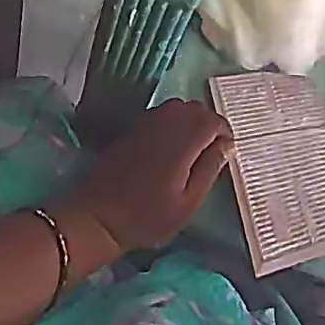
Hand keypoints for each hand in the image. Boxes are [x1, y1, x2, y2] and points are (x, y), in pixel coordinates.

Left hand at [66, 99, 231, 253]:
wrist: (98, 217)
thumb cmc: (146, 217)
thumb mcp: (187, 203)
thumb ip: (209, 169)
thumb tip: (226, 145)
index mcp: (181, 140)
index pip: (212, 120)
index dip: (224, 132)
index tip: (226, 152)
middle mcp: (164, 123)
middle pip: (196, 108)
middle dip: (209, 124)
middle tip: (212, 151)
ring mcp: (145, 123)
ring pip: (178, 108)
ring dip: (191, 122)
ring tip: (192, 151)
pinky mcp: (133, 128)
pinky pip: (161, 114)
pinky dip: (173, 123)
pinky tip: (171, 149)